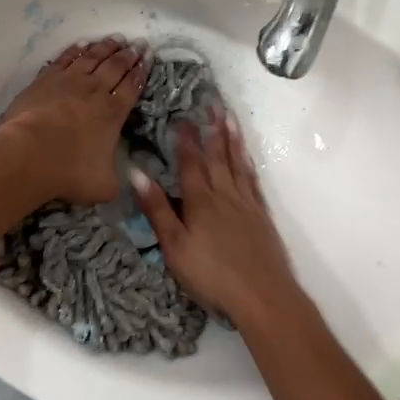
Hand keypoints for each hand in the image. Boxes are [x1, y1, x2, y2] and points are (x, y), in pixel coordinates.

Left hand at [0, 38, 148, 204]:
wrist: (28, 154)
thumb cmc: (69, 171)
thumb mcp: (104, 186)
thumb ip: (114, 179)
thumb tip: (118, 179)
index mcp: (113, 114)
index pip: (132, 87)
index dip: (142, 72)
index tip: (148, 57)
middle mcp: (94, 92)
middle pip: (115, 67)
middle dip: (128, 55)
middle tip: (137, 43)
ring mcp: (68, 82)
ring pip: (91, 58)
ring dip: (105, 47)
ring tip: (115, 39)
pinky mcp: (44, 80)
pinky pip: (64, 59)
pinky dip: (75, 50)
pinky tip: (81, 44)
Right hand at [130, 108, 299, 324]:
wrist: (263, 295)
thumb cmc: (212, 275)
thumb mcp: (175, 246)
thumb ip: (157, 209)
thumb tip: (137, 173)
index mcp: (200, 201)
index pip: (190, 163)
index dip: (185, 139)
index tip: (181, 117)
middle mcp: (224, 195)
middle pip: (217, 156)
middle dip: (212, 130)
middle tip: (211, 104)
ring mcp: (246, 204)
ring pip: (237, 163)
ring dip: (232, 139)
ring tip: (230, 118)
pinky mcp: (261, 216)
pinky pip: (253, 180)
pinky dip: (248, 164)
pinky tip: (246, 158)